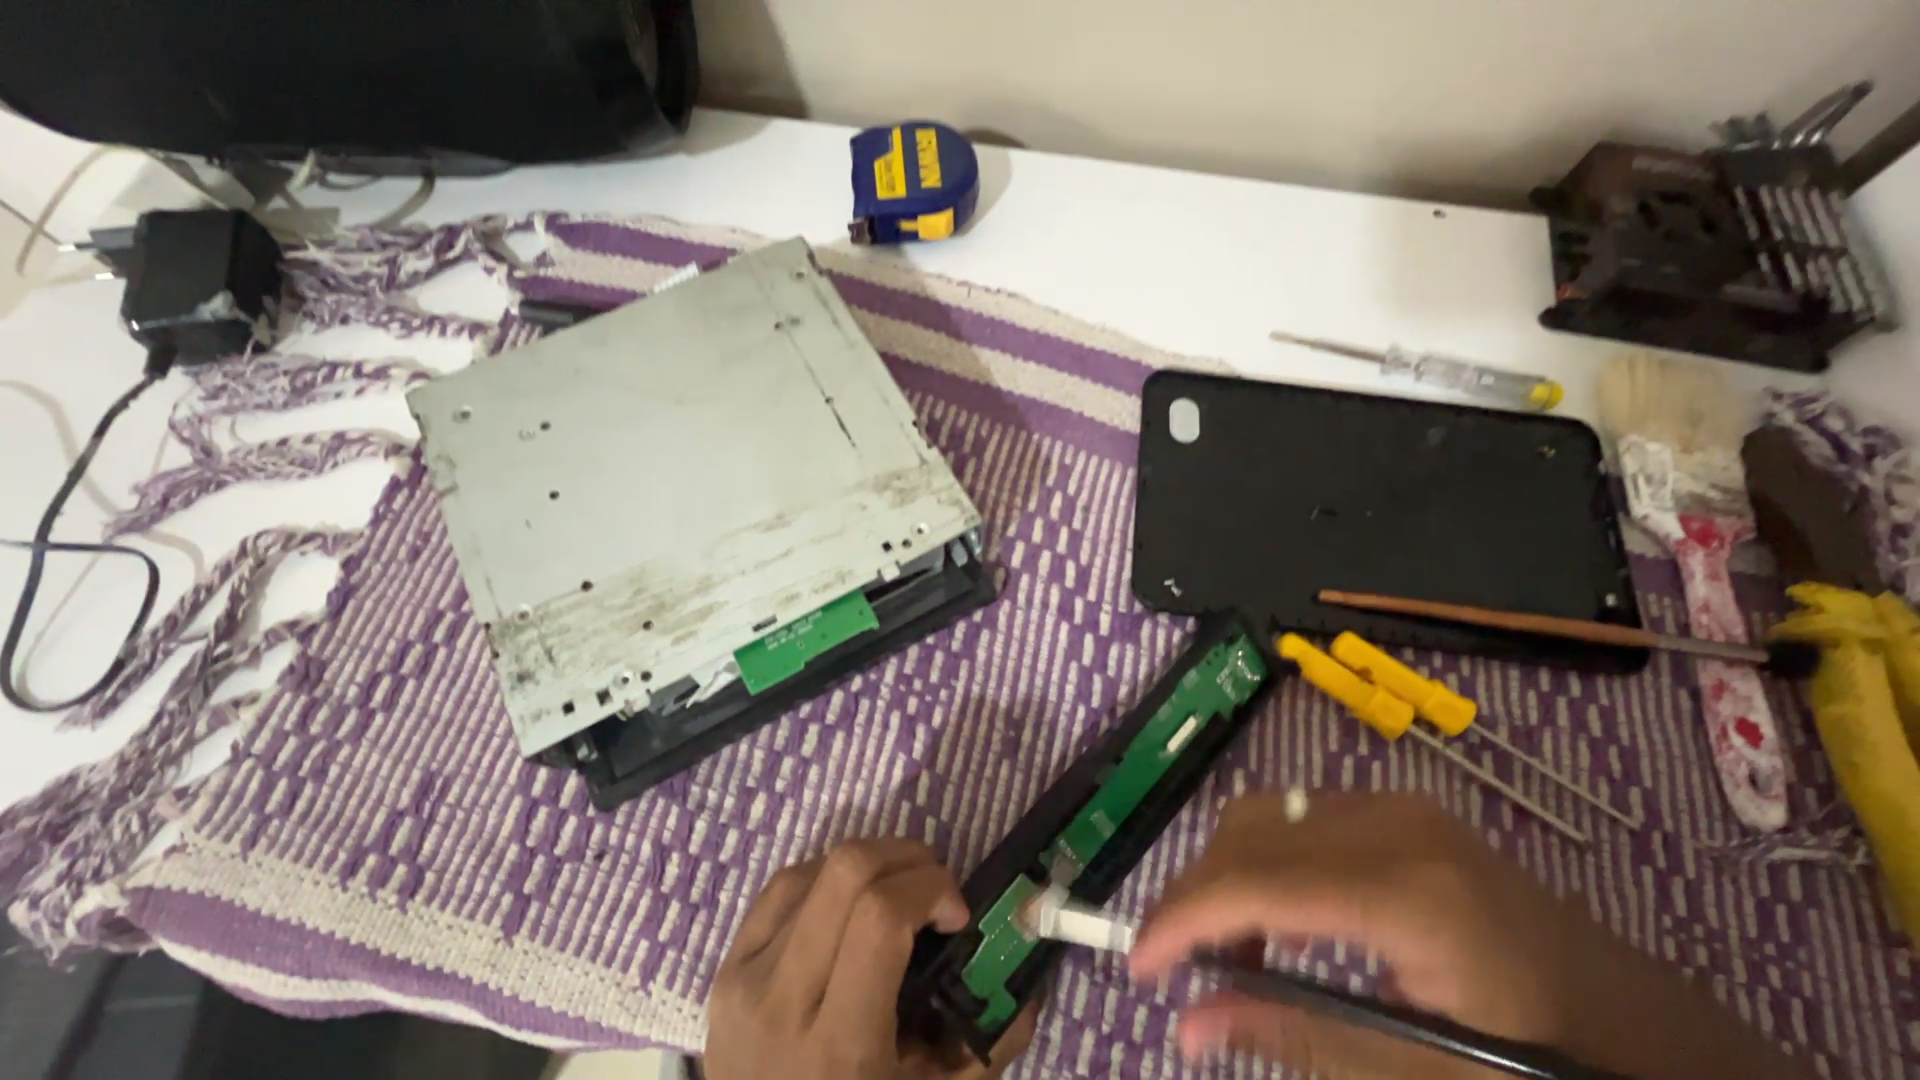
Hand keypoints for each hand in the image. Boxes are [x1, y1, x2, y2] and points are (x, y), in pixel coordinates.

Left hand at [704, 839, 1035, 1079]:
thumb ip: (987, 1043)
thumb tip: (1027, 978)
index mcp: (839, 1044)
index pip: (879, 916)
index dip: (930, 889)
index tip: (958, 913)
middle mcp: (782, 999)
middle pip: (845, 873)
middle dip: (908, 857)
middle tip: (936, 887)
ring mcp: (743, 977)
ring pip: (813, 869)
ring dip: (870, 863)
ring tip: (898, 892)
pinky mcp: (724, 966)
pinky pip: (781, 887)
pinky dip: (827, 877)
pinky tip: (852, 899)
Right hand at [1130, 793, 1810, 1079]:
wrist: (1651, 1033)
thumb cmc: (1536, 1062)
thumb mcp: (1415, 1072)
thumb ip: (1291, 1036)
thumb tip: (1185, 1024)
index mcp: (1406, 890)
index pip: (1253, 882)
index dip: (1182, 918)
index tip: (1138, 965)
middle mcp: (1394, 824)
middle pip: (1249, 834)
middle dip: (1195, 896)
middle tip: (1174, 968)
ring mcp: (1402, 809)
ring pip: (1269, 817)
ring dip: (1228, 877)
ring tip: (1226, 954)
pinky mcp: (1405, 814)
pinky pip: (1303, 820)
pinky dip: (1266, 864)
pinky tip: (1277, 926)